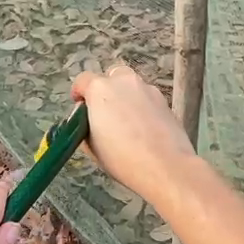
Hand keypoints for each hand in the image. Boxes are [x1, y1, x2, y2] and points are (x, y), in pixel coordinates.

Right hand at [70, 66, 197, 205]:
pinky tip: (142, 129)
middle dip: (105, 91)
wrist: (164, 167)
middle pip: (110, 77)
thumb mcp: (92, 145)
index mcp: (100, 90)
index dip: (79, 93)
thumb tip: (90, 122)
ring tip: (125, 124)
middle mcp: (125, 82)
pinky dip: (141, 107)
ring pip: (131, 87)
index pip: (83, 80)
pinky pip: (146, 99)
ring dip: (125, 98)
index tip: (80, 108)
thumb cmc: (122, 158)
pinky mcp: (164, 101)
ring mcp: (148, 89)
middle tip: (104, 114)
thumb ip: (86, 125)